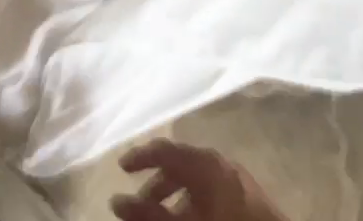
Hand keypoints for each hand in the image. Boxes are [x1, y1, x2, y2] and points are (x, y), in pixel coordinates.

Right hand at [111, 140, 282, 220]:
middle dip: (156, 185)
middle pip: (179, 165)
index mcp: (204, 162)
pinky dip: (194, 202)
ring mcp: (237, 179)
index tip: (121, 168)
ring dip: (174, 197)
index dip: (140, 156)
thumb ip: (149, 212)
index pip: (163, 148)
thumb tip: (115, 201)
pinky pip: (211, 191)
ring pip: (195, 181)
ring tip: (162, 216)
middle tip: (139, 204)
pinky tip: (188, 218)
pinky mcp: (248, 198)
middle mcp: (220, 163)